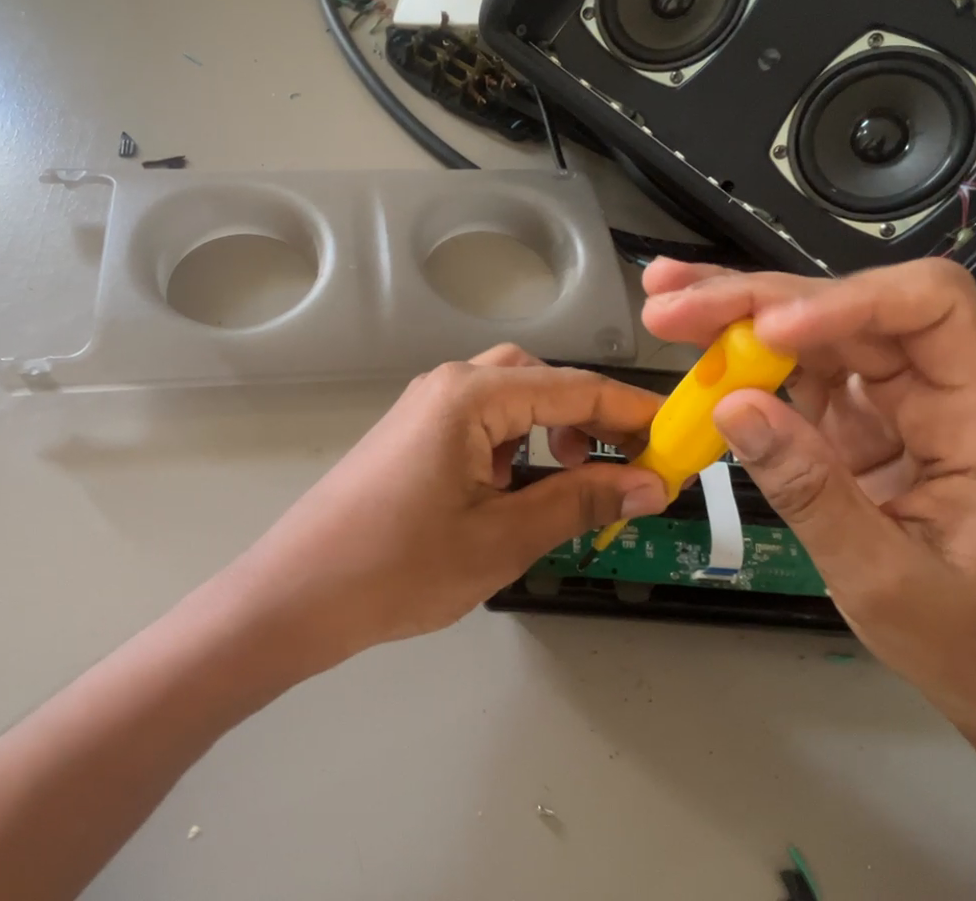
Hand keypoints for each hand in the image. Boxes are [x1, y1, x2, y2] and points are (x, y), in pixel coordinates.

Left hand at [215, 345, 670, 665]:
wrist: (296, 597)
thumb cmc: (400, 568)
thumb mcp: (503, 538)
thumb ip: (581, 501)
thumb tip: (651, 482)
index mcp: (472, 396)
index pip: (574, 387)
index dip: (632, 411)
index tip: (679, 440)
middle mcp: (447, 386)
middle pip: (540, 379)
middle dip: (588, 414)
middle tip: (623, 462)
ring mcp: (423, 410)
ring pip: (508, 400)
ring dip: (550, 429)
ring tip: (574, 479)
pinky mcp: (410, 439)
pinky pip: (479, 425)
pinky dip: (514, 446)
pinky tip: (518, 490)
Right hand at [643, 258, 975, 741]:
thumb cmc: (968, 640)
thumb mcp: (884, 578)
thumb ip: (811, 491)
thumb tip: (733, 407)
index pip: (929, 310)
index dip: (848, 302)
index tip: (766, 331)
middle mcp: (933, 392)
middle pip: (851, 309)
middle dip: (759, 299)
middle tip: (669, 304)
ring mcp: (888, 407)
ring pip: (814, 332)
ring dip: (738, 314)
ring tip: (665, 304)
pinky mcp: (850, 427)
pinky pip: (794, 377)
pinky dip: (741, 362)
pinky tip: (693, 348)